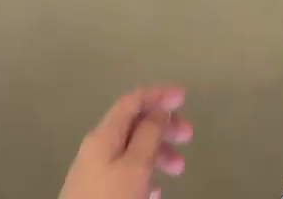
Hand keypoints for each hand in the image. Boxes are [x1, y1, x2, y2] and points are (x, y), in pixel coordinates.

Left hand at [59, 86, 192, 198]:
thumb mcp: (136, 165)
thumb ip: (150, 132)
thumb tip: (159, 110)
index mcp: (104, 135)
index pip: (133, 99)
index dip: (160, 93)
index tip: (184, 98)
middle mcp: (97, 148)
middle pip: (136, 124)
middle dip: (165, 126)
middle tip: (188, 136)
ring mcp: (94, 171)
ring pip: (133, 150)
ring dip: (159, 153)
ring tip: (177, 170)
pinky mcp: (95, 193)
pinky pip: (126, 173)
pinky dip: (145, 174)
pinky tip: (155, 191)